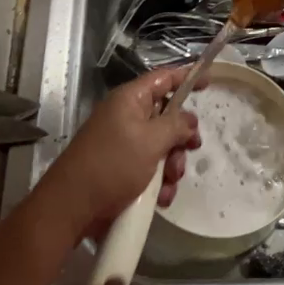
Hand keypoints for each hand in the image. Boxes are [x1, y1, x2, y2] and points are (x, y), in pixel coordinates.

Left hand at [43, 67, 202, 234]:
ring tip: (169, 184)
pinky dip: (160, 183)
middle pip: (167, 117)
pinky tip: (161, 199)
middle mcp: (127, 118)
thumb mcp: (150, 141)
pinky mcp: (124, 170)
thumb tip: (189, 120)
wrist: (73, 207)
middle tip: (190, 150)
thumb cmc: (112, 165)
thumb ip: (176, 126)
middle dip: (181, 138)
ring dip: (172, 166)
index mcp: (130, 100)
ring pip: (163, 147)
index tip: (210, 81)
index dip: (186, 77)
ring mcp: (125, 145)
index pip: (163, 79)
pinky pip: (152, 170)